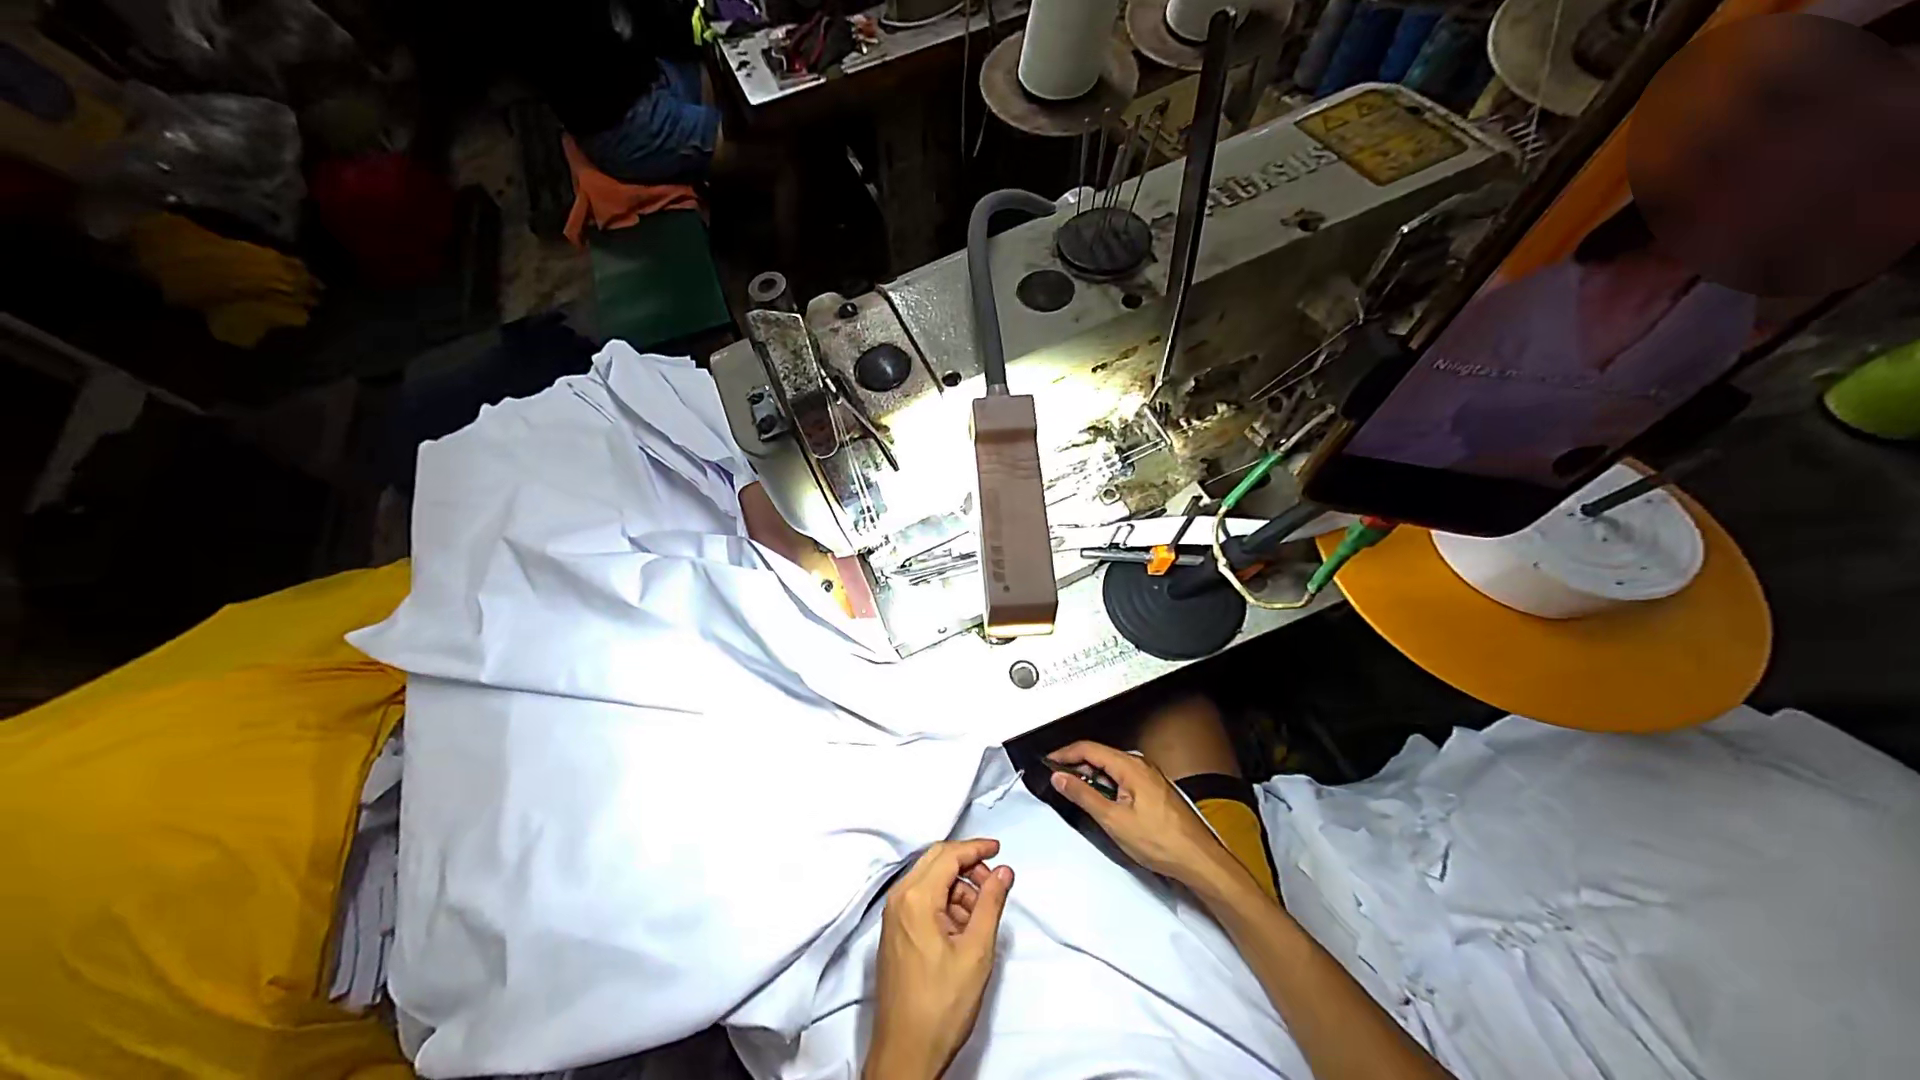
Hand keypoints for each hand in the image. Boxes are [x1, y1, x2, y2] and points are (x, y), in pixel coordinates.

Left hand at [865, 839, 1014, 1079]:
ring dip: (957, 888)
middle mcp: (898, 900)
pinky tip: (963, 928)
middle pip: (936, 861)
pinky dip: (945, 904)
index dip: (976, 848)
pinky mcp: (894, 933)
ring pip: (930, 881)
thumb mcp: (976, 951)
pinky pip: (922, 901)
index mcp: (915, 899)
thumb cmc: (940, 1006)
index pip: (948, 855)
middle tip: (993, 881)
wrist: (906, 1052)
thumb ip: (990, 903)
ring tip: (981, 916)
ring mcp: (893, 917)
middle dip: (967, 865)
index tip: (998, 849)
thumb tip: (1003, 872)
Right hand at [1046, 741, 1243, 891]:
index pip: (1089, 748)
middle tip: (1059, 780)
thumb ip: (1083, 794)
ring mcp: (1149, 778)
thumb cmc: (1164, 841)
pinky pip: (1123, 779)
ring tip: (1078, 795)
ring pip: (1111, 769)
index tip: (1049, 762)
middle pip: (1100, 756)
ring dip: (1092, 778)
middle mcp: (1142, 766)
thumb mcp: (1113, 819)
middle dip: (1077, 766)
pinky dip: (1107, 787)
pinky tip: (1103, 804)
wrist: (1198, 860)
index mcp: (1131, 766)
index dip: (1065, 754)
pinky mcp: (1153, 790)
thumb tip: (1062, 778)